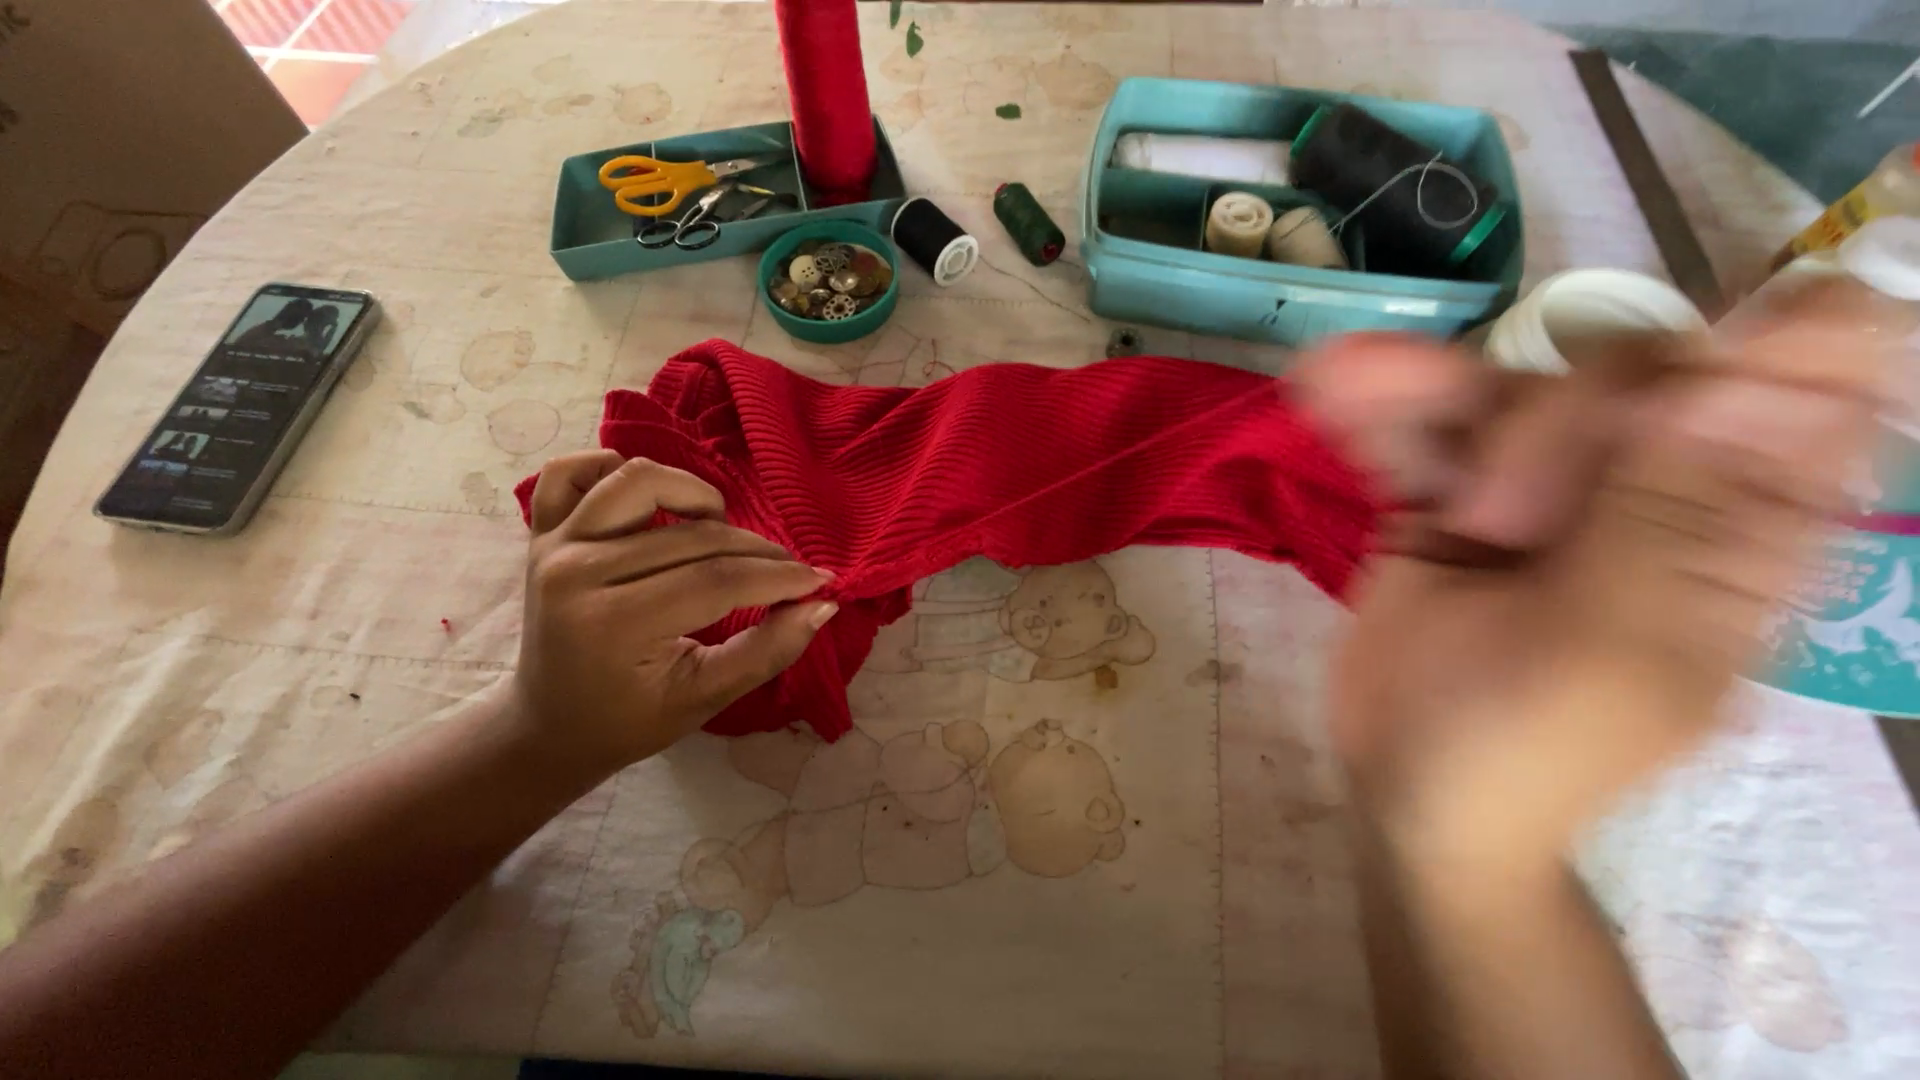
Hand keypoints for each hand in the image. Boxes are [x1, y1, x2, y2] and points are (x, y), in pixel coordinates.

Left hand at [512, 451, 836, 772]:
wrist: (550, 725)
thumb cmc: (629, 721)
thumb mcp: (705, 699)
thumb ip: (767, 651)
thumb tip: (822, 605)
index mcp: (614, 623)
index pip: (718, 580)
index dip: (780, 577)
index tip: (820, 581)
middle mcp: (577, 572)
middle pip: (693, 535)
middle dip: (758, 550)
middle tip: (787, 573)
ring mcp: (553, 545)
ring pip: (639, 481)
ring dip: (694, 495)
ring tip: (718, 531)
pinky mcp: (541, 532)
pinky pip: (572, 471)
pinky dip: (614, 470)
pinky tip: (651, 502)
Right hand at [1298, 289, 1889, 867]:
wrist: (1408, 789)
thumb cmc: (1524, 750)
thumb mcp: (1608, 650)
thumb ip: (1664, 520)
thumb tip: (1738, 373)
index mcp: (1733, 533)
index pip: (1807, 390)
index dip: (1760, 347)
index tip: (1659, 381)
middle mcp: (1643, 491)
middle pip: (1619, 377)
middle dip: (1540, 428)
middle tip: (1483, 521)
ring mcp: (1534, 490)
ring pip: (1504, 390)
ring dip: (1423, 383)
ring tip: (1335, 380)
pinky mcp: (1446, 497)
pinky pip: (1417, 429)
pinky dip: (1374, 403)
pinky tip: (1325, 379)